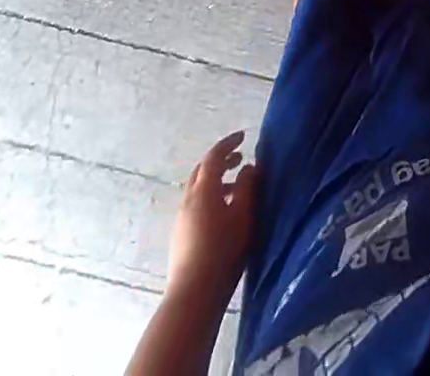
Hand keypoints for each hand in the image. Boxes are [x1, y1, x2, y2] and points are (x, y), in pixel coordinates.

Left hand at [168, 131, 259, 299]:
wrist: (194, 292)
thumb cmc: (223, 249)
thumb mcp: (243, 214)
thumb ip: (247, 187)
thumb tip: (248, 167)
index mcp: (204, 189)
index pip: (214, 156)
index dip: (228, 143)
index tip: (243, 136)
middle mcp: (189, 198)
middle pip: (203, 170)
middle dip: (221, 160)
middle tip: (239, 158)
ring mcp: (182, 217)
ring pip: (198, 188)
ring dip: (216, 180)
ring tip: (236, 187)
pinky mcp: (181, 234)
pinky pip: (196, 204)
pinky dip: (211, 196)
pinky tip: (224, 212)